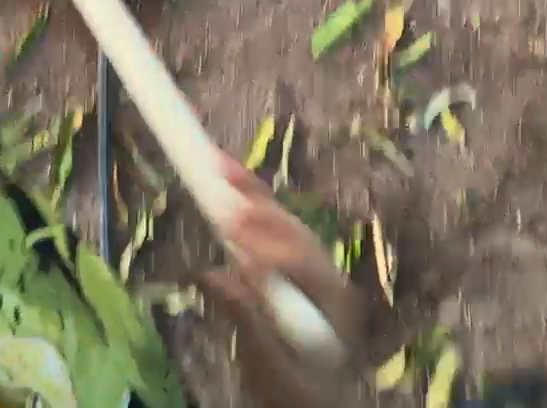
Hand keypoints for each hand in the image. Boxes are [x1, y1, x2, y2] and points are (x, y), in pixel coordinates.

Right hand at [201, 154, 369, 407]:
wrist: (312, 400)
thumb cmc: (293, 391)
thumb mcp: (269, 367)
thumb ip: (246, 322)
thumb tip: (211, 274)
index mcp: (334, 303)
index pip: (301, 264)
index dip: (266, 247)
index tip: (230, 234)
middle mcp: (330, 276)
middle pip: (292, 229)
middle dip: (255, 202)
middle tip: (218, 172)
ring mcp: (315, 267)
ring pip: (284, 221)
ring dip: (252, 192)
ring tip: (219, 161)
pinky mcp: (296, 264)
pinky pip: (276, 226)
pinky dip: (252, 201)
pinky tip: (230, 180)